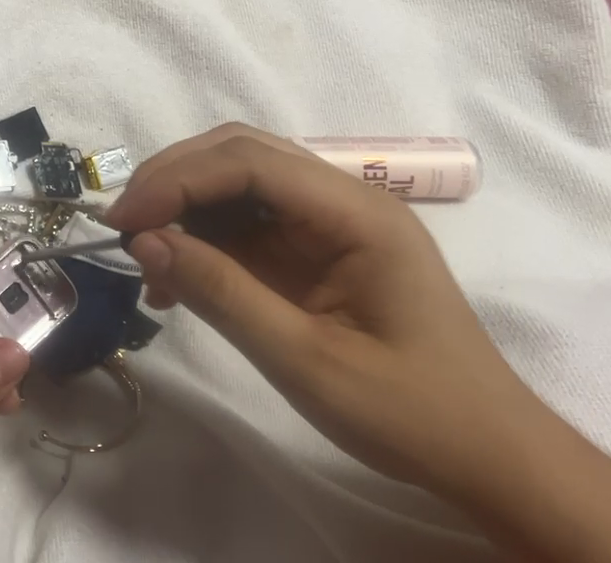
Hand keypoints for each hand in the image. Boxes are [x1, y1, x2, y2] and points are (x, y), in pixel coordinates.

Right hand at [102, 123, 540, 493]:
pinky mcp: (316, 248)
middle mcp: (342, 199)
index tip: (123, 222)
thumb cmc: (409, 412)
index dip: (176, 180)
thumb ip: (222, 293)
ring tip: (144, 256)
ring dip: (182, 207)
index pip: (248, 161)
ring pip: (237, 181)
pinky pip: (246, 222)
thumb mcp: (306, 360)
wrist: (488, 458)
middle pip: (239, 154)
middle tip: (122, 227)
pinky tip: (176, 279)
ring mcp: (329, 221)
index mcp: (356, 213)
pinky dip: (201, 238)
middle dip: (173, 180)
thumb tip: (143, 242)